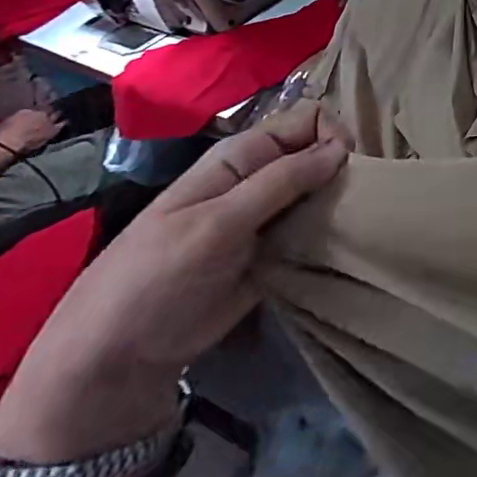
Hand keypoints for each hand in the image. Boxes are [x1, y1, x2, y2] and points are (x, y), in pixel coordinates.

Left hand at [0, 102, 349, 464]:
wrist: (119, 356)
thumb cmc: (157, 276)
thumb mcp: (217, 223)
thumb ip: (280, 182)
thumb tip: (342, 149)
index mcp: (243, 156)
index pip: (307, 120)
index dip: (333, 136)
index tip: (348, 169)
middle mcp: (262, 178)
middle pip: (321, 154)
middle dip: (344, 170)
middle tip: (356, 201)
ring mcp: (271, 217)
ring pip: (324, 192)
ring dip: (342, 203)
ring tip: (357, 224)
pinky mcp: (278, 253)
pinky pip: (318, 230)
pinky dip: (333, 234)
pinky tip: (346, 245)